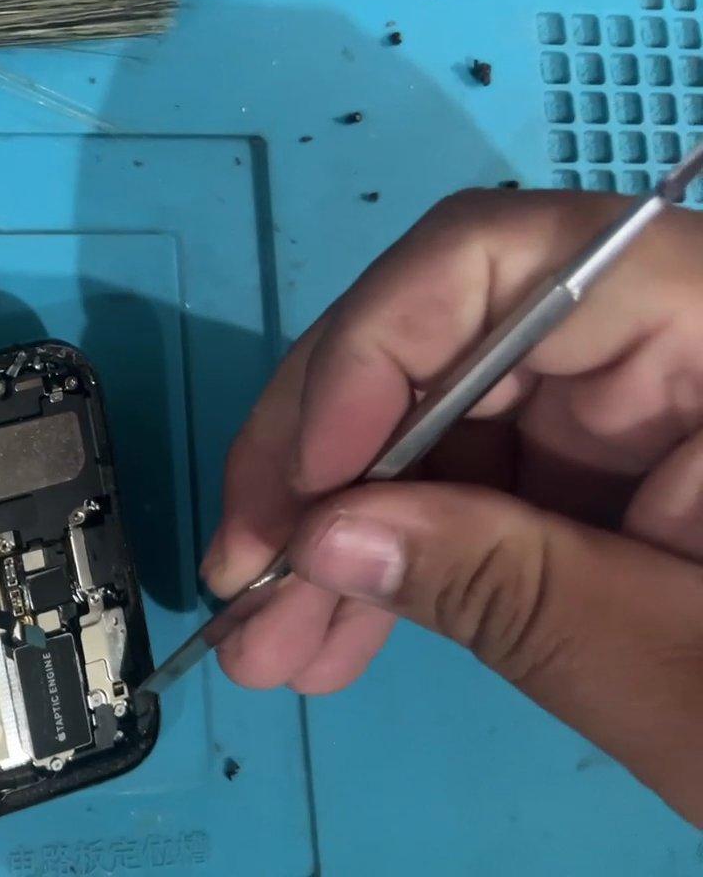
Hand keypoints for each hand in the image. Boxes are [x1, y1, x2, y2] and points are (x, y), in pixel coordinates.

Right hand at [205, 189, 702, 822]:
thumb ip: (519, 593)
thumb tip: (319, 539)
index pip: (507, 262)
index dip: (371, 351)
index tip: (304, 479)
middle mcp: (666, 346)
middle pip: (418, 357)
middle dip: (307, 473)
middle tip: (241, 574)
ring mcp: (617, 413)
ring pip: (404, 434)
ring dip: (317, 535)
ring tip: (267, 638)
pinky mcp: (586, 473)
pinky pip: (436, 489)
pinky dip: (366, 560)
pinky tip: (322, 630)